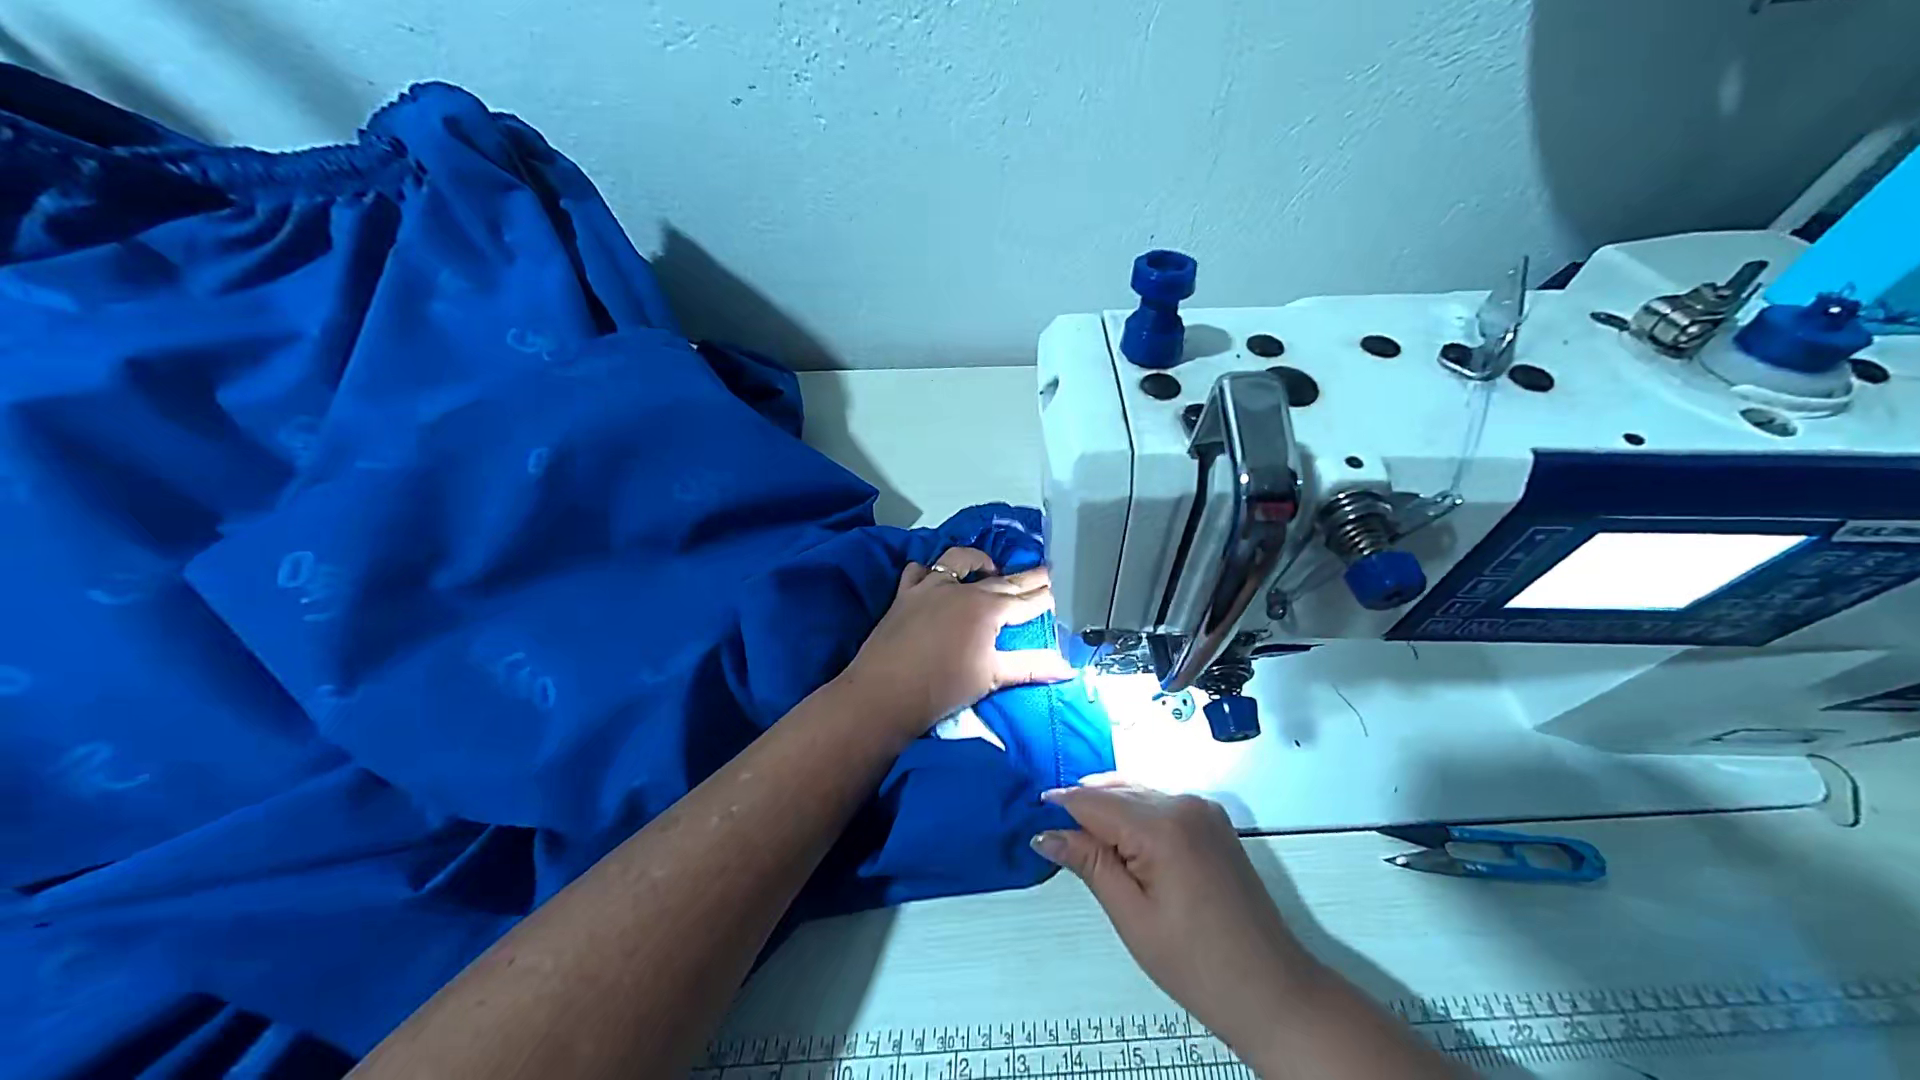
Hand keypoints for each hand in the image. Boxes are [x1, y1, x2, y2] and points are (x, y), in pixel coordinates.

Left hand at [836, 546, 1075, 736]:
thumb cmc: (943, 687)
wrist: (885, 693)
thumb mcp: (992, 676)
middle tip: (1046, 572)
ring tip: (991, 569)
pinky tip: (936, 578)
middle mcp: (961, 589)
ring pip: (959, 560)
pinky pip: (920, 570)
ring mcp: (930, 587)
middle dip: (1026, 578)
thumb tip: (1067, 667)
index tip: (1062, 590)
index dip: (1046, 595)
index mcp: (987, 608)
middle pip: (1002, 580)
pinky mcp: (905, 594)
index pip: (1027, 600)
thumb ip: (1031, 666)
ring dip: (979, 562)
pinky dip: (931, 570)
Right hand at [1031, 779, 1323, 1055]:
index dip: (1059, 807)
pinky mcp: (1213, 821)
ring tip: (1084, 845)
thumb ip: (1089, 863)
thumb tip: (1045, 833)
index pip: (1093, 799)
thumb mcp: (1131, 915)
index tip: (1032, 819)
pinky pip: (1159, 802)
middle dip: (1082, 808)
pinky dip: (1134, 814)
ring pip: (1136, 792)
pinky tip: (1122, 843)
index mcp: (1163, 826)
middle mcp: (1185, 804)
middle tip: (1054, 838)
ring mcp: (1203, 809)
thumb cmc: (1198, 965)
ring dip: (1107, 810)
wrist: (1273, 991)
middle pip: (1115, 790)